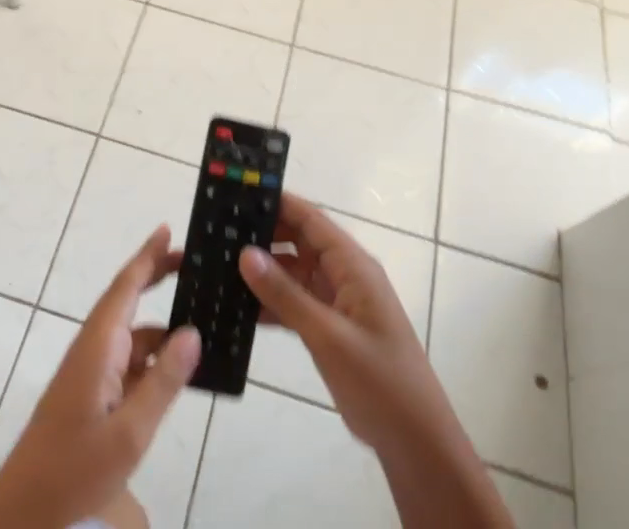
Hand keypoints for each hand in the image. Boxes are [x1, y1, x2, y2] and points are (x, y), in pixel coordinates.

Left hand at [0, 226, 200, 528]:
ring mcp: (93, 376)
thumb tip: (192, 332)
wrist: (28, 511)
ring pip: (134, 339)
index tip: (167, 228)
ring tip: (206, 318)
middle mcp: (94, 352)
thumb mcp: (129, 430)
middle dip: (157, 278)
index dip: (146, 257)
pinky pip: (131, 366)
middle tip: (195, 263)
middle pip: (128, 303)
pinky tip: (185, 369)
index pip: (125, 288)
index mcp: (98, 348)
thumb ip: (163, 381)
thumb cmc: (75, 468)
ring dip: (164, 326)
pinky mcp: (94, 398)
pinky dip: (157, 359)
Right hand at [238, 193, 449, 455]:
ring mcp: (336, 302)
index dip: (277, 202)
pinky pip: (293, 302)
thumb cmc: (379, 380)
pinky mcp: (329, 327)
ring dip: (261, 270)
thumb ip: (285, 295)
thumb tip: (245, 253)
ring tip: (216, 264)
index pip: (311, 220)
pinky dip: (269, 302)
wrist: (412, 437)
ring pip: (292, 273)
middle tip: (215, 231)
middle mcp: (344, 276)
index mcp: (353, 267)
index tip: (236, 191)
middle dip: (262, 233)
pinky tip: (236, 306)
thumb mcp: (328, 335)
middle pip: (298, 241)